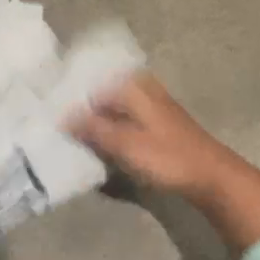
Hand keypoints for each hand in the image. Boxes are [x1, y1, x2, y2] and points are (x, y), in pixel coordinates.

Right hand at [67, 72, 248, 199]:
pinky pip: (126, 124)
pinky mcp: (158, 129)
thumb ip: (94, 129)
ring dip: (98, 123)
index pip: (96, 83)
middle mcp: (144, 92)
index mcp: (135, 88)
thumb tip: (63, 116)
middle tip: (58, 124)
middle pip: (106, 95)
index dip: (74, 95)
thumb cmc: (166, 156)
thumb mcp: (125, 143)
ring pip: (116, 110)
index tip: (50, 108)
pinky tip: (101, 146)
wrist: (209, 175)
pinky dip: (112, 133)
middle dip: (85, 108)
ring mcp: (153, 110)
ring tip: (74, 136)